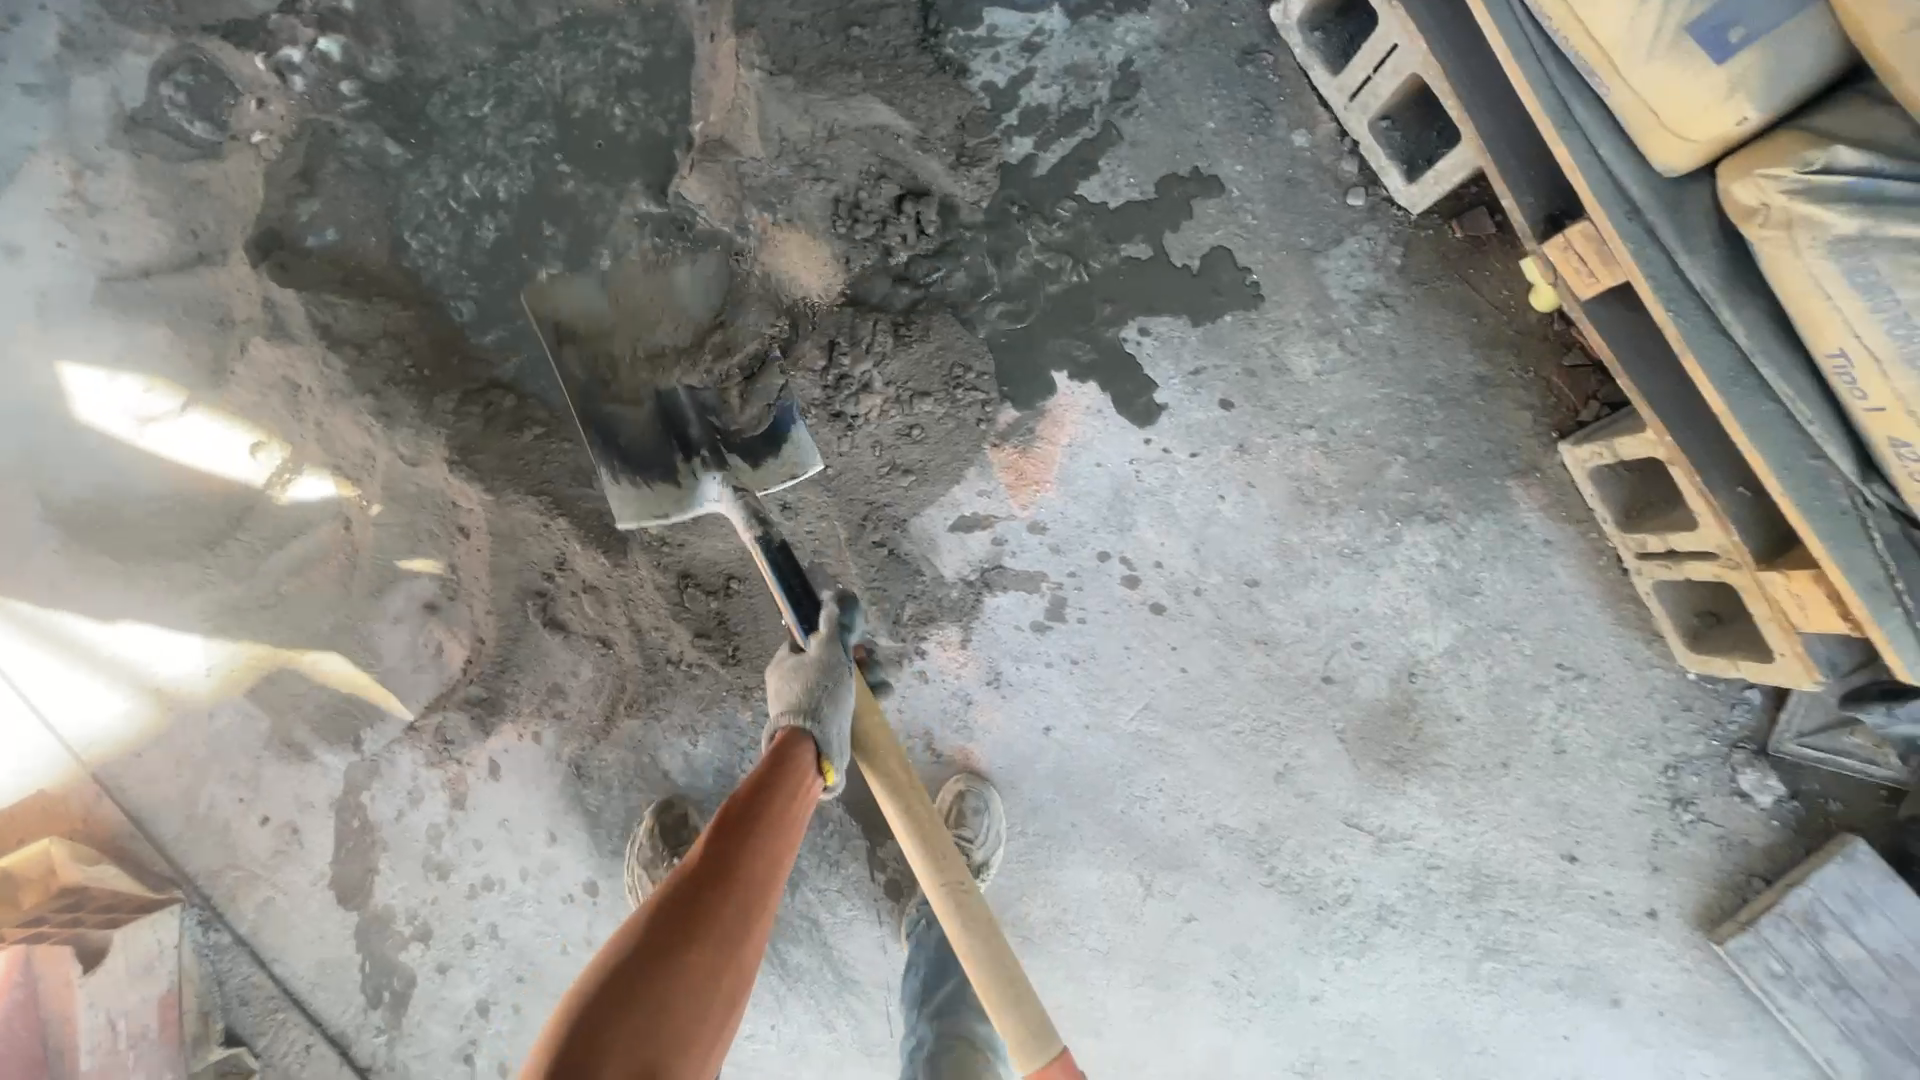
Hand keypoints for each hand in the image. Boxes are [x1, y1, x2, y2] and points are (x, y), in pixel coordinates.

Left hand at [763, 589, 866, 798]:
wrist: (814, 746)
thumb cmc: (816, 692)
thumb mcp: (826, 652)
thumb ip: (832, 625)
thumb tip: (832, 596)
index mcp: (785, 663)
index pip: (804, 637)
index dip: (828, 631)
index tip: (849, 631)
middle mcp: (796, 682)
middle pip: (831, 657)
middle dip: (856, 654)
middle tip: (869, 655)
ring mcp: (813, 702)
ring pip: (845, 678)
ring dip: (867, 673)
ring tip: (881, 673)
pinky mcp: (830, 720)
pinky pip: (851, 700)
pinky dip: (868, 694)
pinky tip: (883, 691)